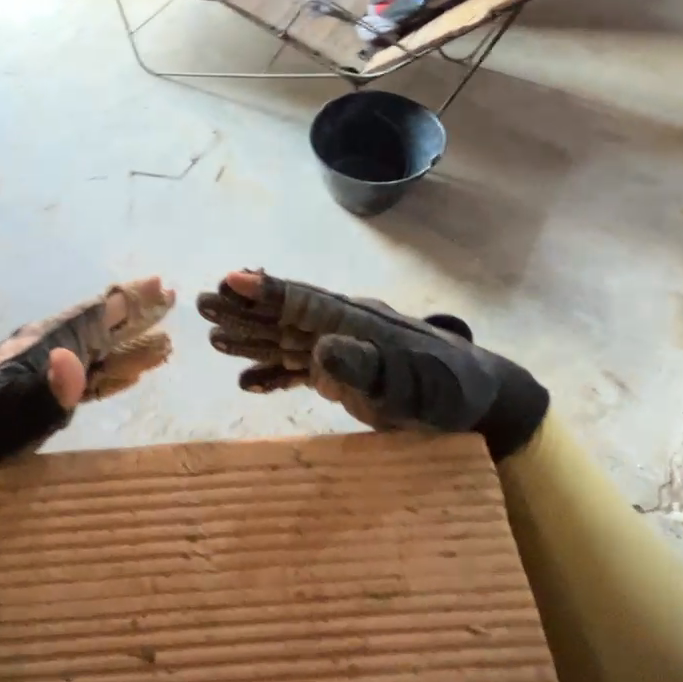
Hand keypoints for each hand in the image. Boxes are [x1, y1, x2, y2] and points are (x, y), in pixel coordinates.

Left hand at [0, 277, 174, 495]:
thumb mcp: (11, 412)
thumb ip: (46, 392)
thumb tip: (73, 359)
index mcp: (45, 346)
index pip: (94, 315)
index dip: (127, 300)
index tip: (159, 284)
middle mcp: (49, 353)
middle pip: (102, 328)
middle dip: (135, 314)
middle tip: (170, 297)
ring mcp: (46, 376)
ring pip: (99, 355)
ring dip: (130, 348)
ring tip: (164, 345)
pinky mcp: (44, 399)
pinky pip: (89, 381)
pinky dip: (113, 376)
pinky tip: (129, 377)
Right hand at [198, 270, 547, 458]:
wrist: (481, 403)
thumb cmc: (448, 390)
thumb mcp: (413, 384)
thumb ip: (368, 366)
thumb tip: (319, 348)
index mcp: (355, 321)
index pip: (303, 301)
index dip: (266, 291)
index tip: (230, 278)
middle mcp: (340, 329)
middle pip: (283, 316)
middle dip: (243, 310)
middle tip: (201, 302)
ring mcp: (340, 352)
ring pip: (284, 341)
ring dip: (249, 338)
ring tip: (212, 336)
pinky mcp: (343, 376)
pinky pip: (298, 372)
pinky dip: (272, 376)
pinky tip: (246, 383)